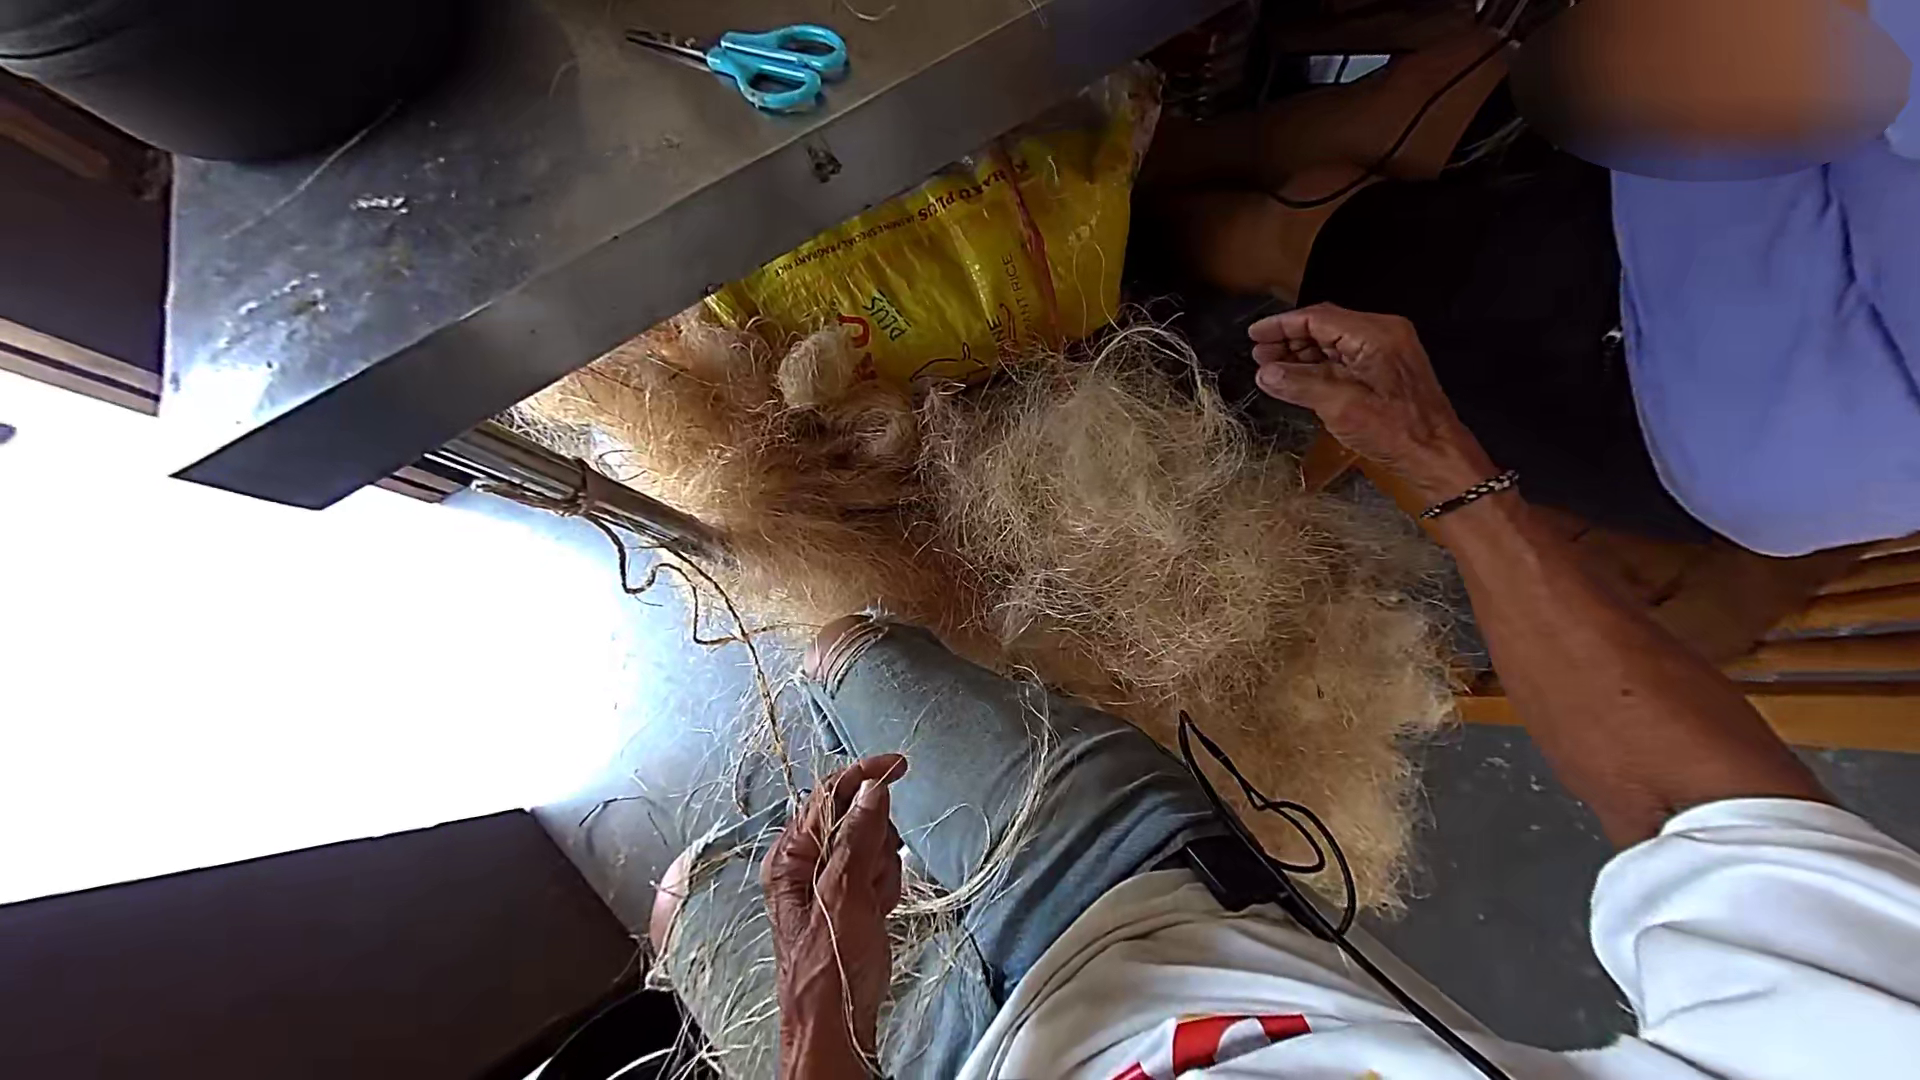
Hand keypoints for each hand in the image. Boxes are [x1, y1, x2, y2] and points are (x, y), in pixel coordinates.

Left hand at [764, 754, 907, 1076]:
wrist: (839, 1025)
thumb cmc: (828, 969)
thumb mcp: (843, 896)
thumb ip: (857, 838)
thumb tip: (872, 787)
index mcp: (791, 854)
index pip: (828, 795)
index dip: (863, 774)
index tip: (897, 765)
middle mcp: (807, 859)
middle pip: (855, 816)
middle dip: (875, 838)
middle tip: (874, 872)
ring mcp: (830, 876)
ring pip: (873, 839)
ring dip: (882, 865)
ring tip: (873, 899)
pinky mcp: (850, 891)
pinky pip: (880, 864)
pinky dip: (886, 882)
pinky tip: (878, 907)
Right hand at [1249, 303, 1499, 503]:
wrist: (1433, 453)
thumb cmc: (1393, 430)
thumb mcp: (1340, 406)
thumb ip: (1300, 384)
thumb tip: (1265, 373)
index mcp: (1375, 335)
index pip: (1319, 318)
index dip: (1282, 324)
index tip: (1254, 334)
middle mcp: (1381, 335)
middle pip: (1324, 326)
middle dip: (1287, 338)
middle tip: (1257, 354)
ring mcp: (1382, 352)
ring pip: (1331, 342)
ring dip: (1298, 352)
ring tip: (1270, 367)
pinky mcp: (1381, 370)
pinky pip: (1341, 358)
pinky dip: (1314, 365)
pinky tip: (1294, 378)